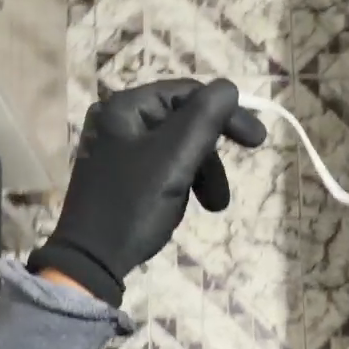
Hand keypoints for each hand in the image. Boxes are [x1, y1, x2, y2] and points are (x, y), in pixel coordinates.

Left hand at [29, 79, 265, 304]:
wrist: (91, 260)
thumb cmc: (133, 205)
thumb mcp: (174, 158)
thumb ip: (205, 118)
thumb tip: (230, 88)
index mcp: (126, 107)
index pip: (189, 93)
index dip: (227, 113)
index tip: (257, 141)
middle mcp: (120, 120)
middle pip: (186, 123)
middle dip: (211, 157)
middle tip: (227, 190)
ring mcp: (119, 149)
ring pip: (179, 148)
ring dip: (202, 175)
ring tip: (212, 206)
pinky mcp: (122, 175)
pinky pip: (165, 167)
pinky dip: (183, 184)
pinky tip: (182, 207)